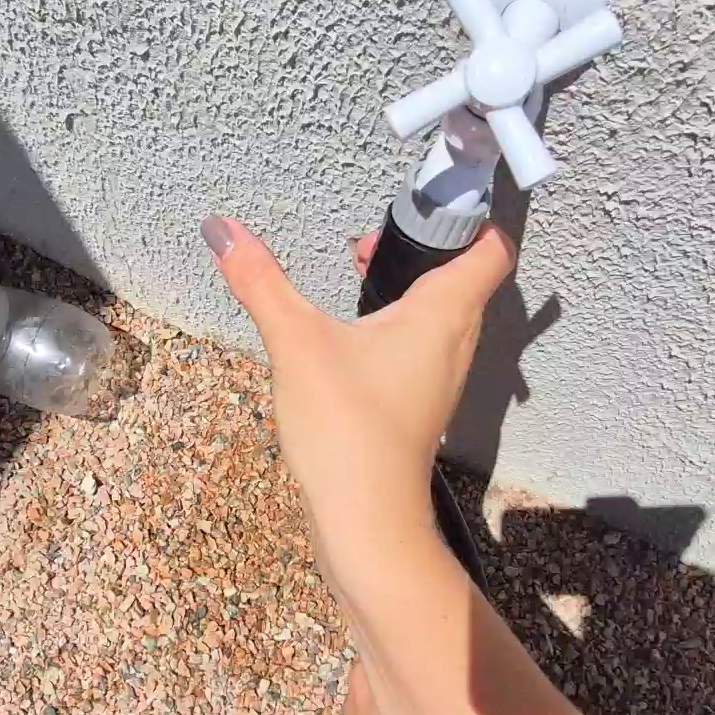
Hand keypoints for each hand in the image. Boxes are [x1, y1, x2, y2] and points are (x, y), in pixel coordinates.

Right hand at [201, 215, 514, 543]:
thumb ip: (260, 280)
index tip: (426, 196)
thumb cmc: (345, 426)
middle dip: (421, 244)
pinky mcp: (420, 401)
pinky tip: (351, 331)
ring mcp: (441, 375)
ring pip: (442, 309)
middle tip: (368, 240)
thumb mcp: (296, 342)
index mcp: (445, 314)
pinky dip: (398, 320)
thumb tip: (223, 227)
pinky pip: (423, 341)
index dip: (470, 213)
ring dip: (406, 283)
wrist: (364, 518)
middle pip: (463, 272)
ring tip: (356, 270)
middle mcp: (456, 341)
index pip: (492, 247)